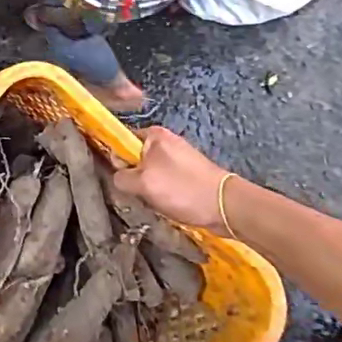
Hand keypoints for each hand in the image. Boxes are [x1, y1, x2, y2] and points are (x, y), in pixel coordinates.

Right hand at [110, 126, 233, 231]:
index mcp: (153, 134)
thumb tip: (117, 177)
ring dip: (148, 190)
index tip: (118, 177)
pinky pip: (164, 183)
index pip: (121, 141)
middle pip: (134, 159)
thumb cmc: (182, 189)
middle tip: (137, 193)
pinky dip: (162, 194)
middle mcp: (165, 141)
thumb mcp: (143, 183)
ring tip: (153, 202)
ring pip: (149, 174)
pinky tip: (166, 206)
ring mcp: (177, 158)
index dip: (115, 159)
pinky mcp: (187, 174)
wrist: (226, 207)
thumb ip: (121, 176)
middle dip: (133, 178)